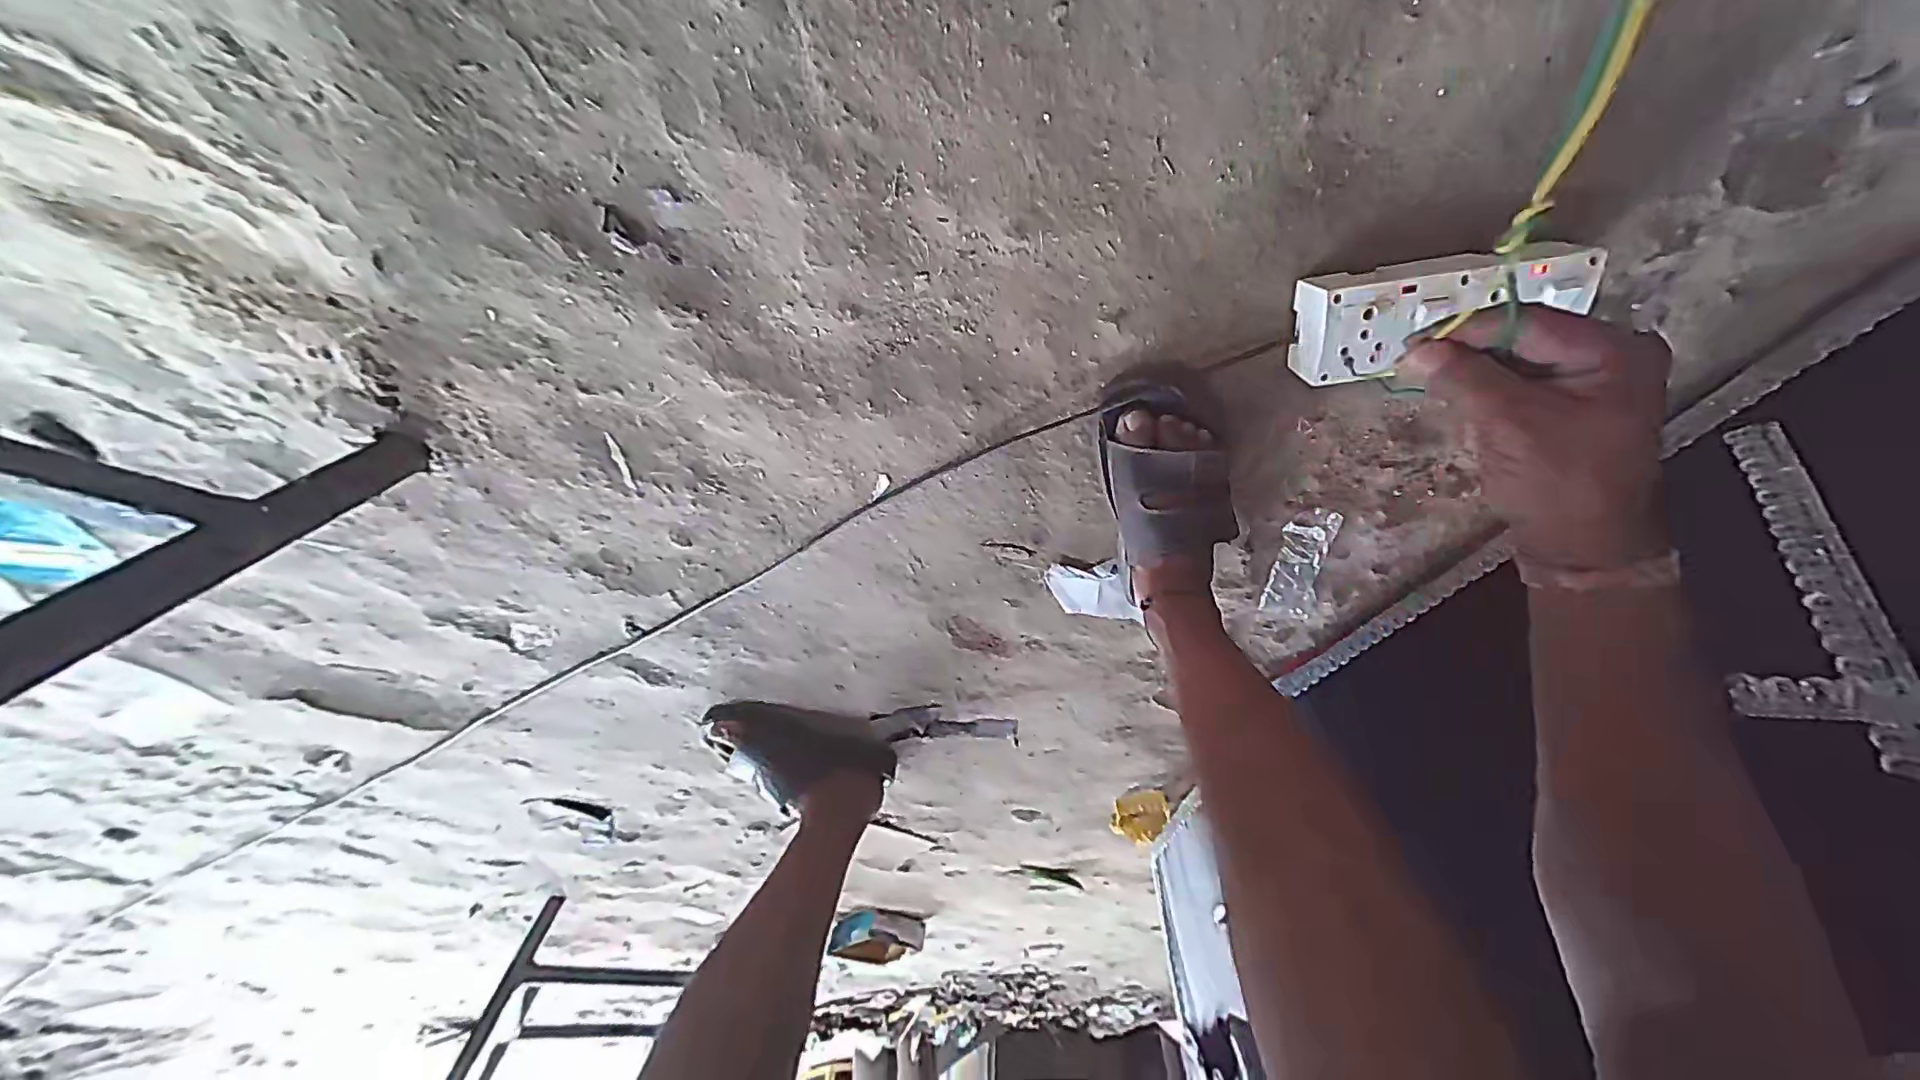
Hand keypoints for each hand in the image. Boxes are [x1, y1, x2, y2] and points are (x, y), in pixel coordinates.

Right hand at [1402, 306, 1672, 569]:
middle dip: (1466, 350)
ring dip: (1471, 370)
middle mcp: (1609, 358)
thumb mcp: (1507, 422)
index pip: (1525, 322)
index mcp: (1612, 351)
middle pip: (1522, 338)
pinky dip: (1484, 388)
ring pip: (1516, 361)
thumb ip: (1464, 379)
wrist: (1582, 545)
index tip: (1414, 344)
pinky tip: (1457, 397)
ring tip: (1428, 378)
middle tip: (1415, 361)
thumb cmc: (1556, 482)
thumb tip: (1419, 351)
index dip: (1464, 331)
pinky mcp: (1569, 408)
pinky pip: (1519, 384)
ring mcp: (1591, 384)